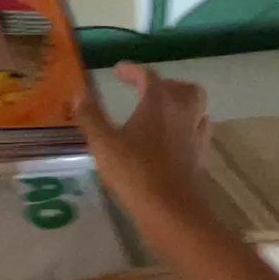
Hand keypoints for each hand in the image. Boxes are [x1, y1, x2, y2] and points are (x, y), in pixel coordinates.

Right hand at [72, 62, 209, 213]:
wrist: (169, 208)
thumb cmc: (134, 171)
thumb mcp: (103, 143)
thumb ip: (90, 116)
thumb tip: (79, 94)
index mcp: (157, 102)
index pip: (147, 76)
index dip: (132, 70)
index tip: (118, 70)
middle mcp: (181, 111)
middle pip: (180, 87)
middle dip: (163, 84)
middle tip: (144, 91)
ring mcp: (194, 132)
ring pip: (196, 105)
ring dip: (181, 101)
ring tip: (162, 110)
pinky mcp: (200, 153)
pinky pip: (200, 127)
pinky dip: (189, 124)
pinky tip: (175, 135)